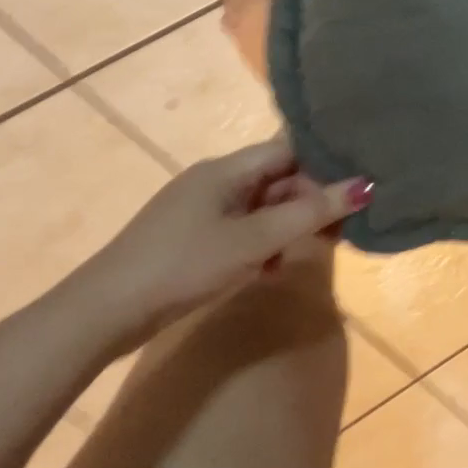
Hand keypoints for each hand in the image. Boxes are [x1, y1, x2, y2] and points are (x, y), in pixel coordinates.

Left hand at [65, 138, 370, 348]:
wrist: (98, 319)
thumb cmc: (181, 266)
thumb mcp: (257, 239)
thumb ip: (314, 211)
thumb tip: (368, 185)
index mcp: (226, 169)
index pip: (293, 149)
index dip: (329, 161)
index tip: (364, 179)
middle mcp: (215, 181)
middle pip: (283, 177)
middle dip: (315, 199)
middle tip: (347, 224)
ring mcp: (202, 210)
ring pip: (267, 205)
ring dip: (294, 224)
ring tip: (317, 247)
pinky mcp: (194, 238)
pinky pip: (247, 227)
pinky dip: (268, 242)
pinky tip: (275, 268)